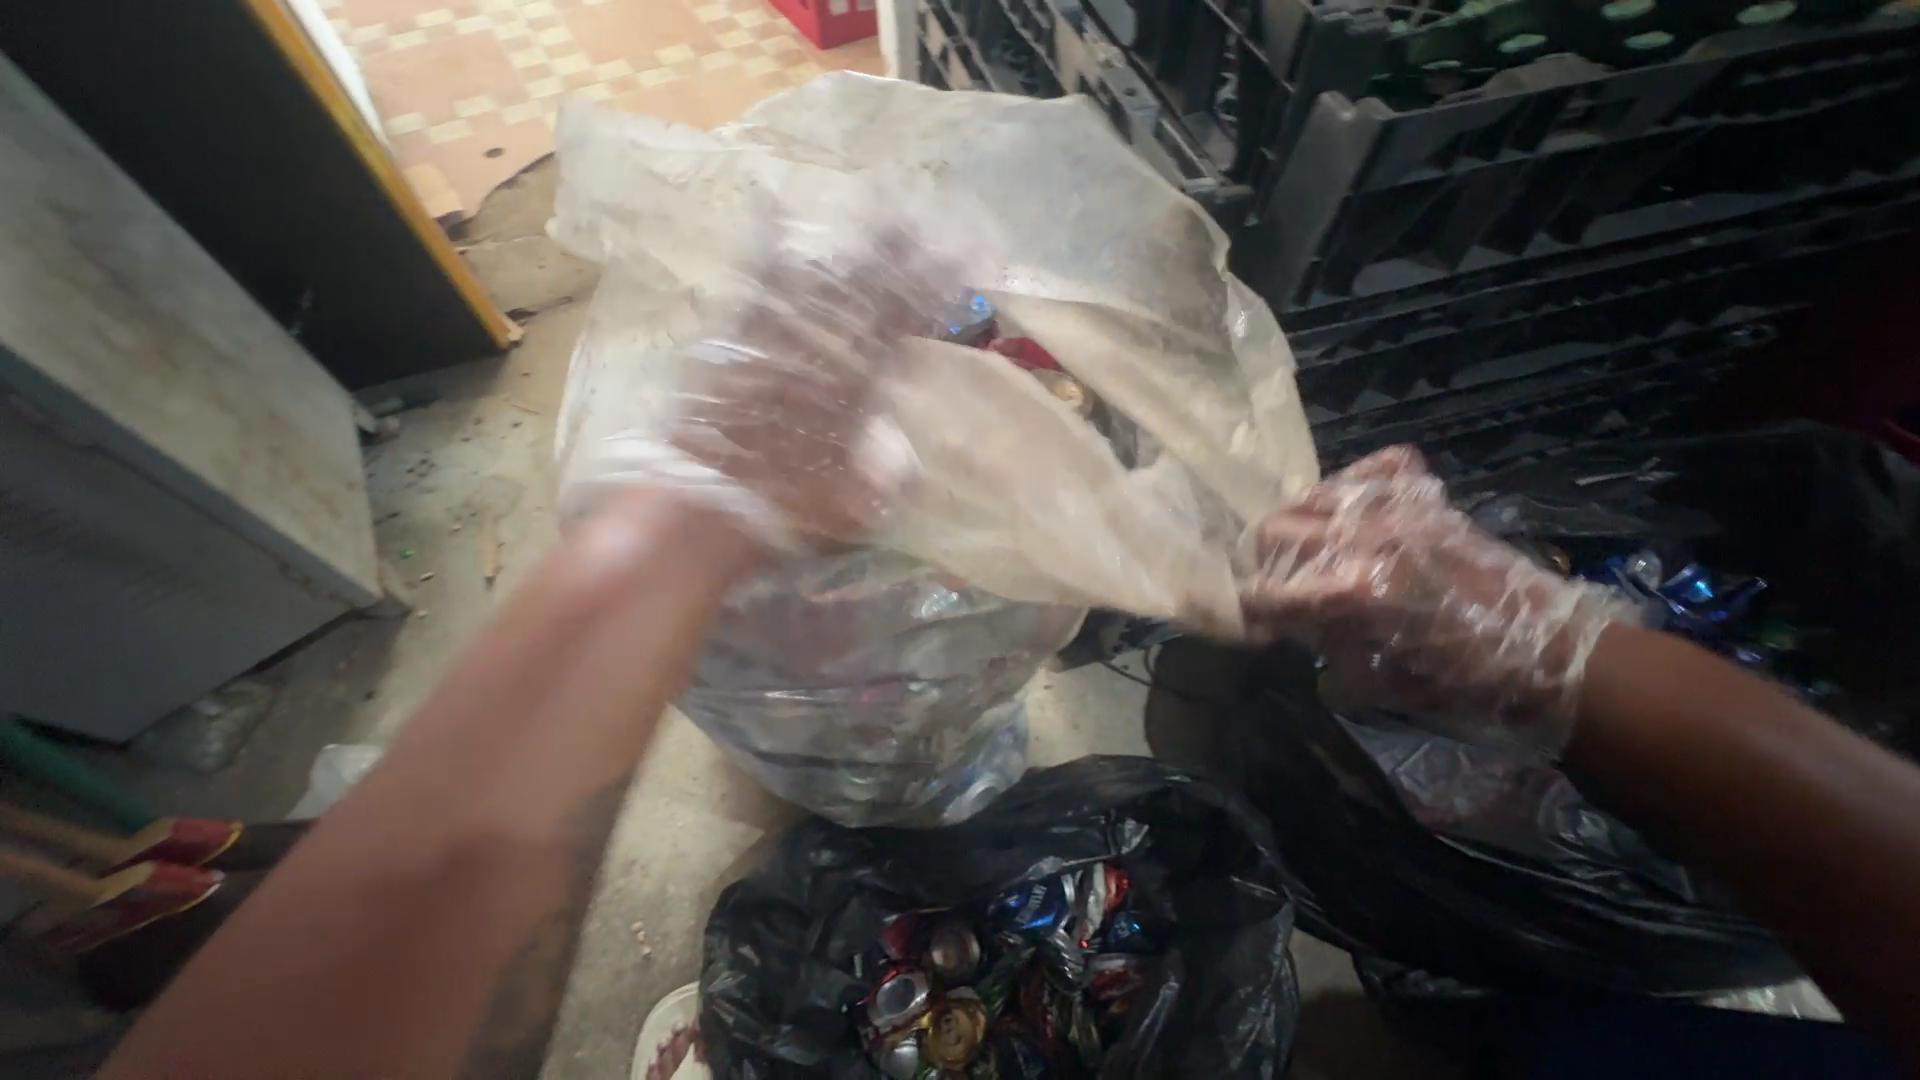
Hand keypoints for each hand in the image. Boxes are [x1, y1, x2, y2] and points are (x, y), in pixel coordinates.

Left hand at [668, 227, 960, 547]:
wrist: (709, 508)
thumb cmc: (787, 514)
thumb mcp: (856, 511)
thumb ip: (888, 481)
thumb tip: (910, 469)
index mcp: (860, 394)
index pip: (909, 328)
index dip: (939, 291)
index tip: (966, 259)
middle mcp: (823, 357)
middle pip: (872, 295)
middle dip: (905, 253)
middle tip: (931, 212)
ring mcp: (777, 343)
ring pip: (824, 281)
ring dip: (855, 240)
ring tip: (881, 197)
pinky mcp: (734, 340)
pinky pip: (755, 285)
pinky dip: (767, 246)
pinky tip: (774, 205)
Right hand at [1240, 446, 1635, 753]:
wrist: (1548, 657)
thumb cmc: (1455, 684)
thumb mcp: (1369, 682)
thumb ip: (1316, 641)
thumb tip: (1282, 620)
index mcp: (1348, 592)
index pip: (1261, 592)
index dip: (1249, 612)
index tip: (1254, 622)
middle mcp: (1363, 539)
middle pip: (1271, 531)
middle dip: (1265, 564)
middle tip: (1282, 587)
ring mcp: (1397, 510)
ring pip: (1309, 495)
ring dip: (1301, 526)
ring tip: (1315, 551)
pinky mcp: (1427, 498)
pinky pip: (1375, 467)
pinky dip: (1358, 485)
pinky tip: (1358, 514)